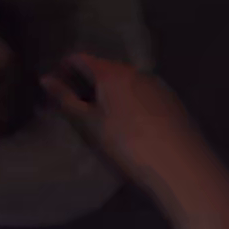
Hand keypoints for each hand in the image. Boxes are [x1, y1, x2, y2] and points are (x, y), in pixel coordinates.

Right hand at [42, 54, 204, 185]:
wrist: (185, 171)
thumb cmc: (128, 144)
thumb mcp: (89, 124)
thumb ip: (65, 98)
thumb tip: (44, 78)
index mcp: (111, 72)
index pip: (79, 57)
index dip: (63, 70)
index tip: (55, 92)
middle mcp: (135, 71)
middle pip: (102, 68)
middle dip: (85, 83)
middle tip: (75, 109)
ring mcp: (157, 86)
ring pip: (123, 82)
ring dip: (107, 94)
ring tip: (101, 120)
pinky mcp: (173, 103)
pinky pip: (141, 94)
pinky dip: (128, 102)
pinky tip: (130, 128)